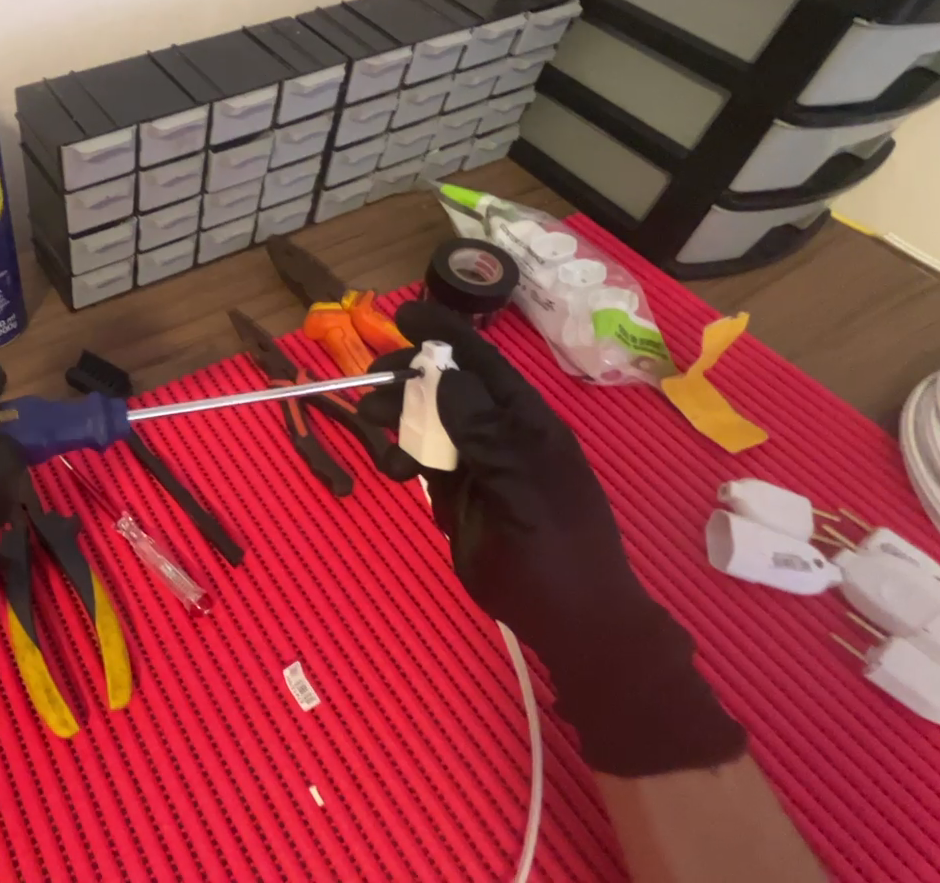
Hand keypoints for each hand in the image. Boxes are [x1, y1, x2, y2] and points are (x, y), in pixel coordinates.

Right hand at [359, 302, 744, 777]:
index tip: (403, 317)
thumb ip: (482, 433)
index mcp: (526, 425)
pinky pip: (425, 460)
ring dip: (399, 426)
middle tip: (368, 396)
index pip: (482, 364)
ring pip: (430, 424)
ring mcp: (480, 462)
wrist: (571, 621)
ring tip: (380, 446)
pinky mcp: (462, 491)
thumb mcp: (520, 491)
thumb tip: (447, 375)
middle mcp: (501, 434)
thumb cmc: (555, 556)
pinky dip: (404, 460)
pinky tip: (396, 477)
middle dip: (407, 386)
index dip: (444, 335)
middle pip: (447, 390)